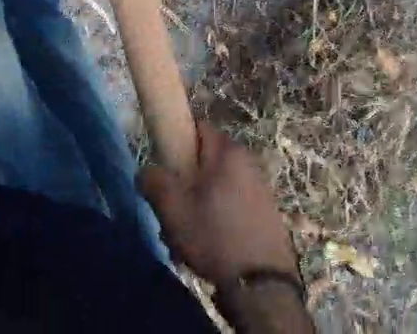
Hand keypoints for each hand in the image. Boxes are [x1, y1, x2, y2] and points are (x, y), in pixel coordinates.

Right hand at [138, 127, 298, 288]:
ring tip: (187, 231)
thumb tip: (147, 172)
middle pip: (206, 161)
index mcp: (228, 152)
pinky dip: (219, 219)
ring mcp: (263, 191)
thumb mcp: (171, 207)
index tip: (164, 164)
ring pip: (219, 187)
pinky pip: (234, 207)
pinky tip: (209, 243)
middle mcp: (250, 164)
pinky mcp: (269, 217)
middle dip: (186, 180)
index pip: (196, 127)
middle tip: (172, 204)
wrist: (262, 288)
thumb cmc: (214, 235)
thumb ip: (152, 180)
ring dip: (201, 203)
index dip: (176, 140)